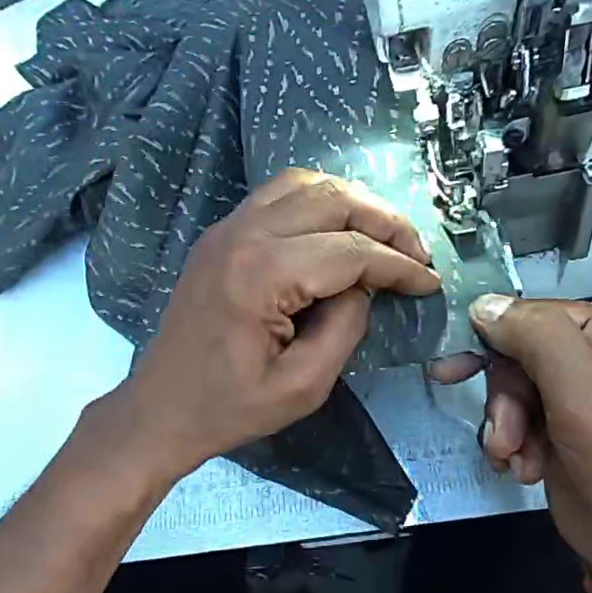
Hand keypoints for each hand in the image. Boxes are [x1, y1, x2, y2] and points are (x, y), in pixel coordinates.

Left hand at [87, 169, 440, 482]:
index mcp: (261, 275)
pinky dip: (322, 200)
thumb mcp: (305, 384)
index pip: (350, 251)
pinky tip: (343, 227)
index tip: (430, 284)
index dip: (398, 265)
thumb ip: (347, 326)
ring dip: (356, 204)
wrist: (162, 408)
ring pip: (307, 184)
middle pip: (333, 200)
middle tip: (418, 254)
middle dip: (387, 223)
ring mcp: (227, 227)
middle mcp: (243, 235)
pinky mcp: (223, 233)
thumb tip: (367, 284)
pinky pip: (281, 193)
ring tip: (387, 236)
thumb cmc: (232, 407)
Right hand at [430, 295, 591, 586]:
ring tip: (518, 462)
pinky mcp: (567, 437)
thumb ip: (536, 338)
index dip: (492, 340)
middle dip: (505, 399)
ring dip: (508, 428)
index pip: (535, 316)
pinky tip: (527, 471)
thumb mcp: (584, 394)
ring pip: (515, 393)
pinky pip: (523, 424)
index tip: (449, 370)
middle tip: (506, 438)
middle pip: (521, 356)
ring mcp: (583, 400)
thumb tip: (483, 303)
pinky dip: (516, 447)